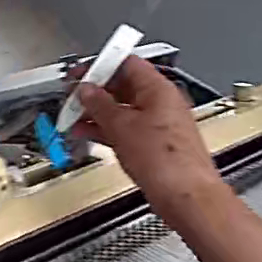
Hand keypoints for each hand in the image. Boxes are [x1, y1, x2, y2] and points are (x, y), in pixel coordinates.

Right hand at [69, 56, 222, 206]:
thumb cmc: (168, 163)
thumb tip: (87, 91)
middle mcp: (163, 103)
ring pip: (124, 109)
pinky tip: (90, 134)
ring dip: (98, 113)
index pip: (126, 62)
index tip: (80, 75)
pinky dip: (108, 130)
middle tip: (74, 97)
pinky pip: (128, 129)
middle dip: (96, 92)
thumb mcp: (121, 127)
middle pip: (124, 85)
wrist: (187, 198)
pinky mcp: (157, 145)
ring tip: (75, 118)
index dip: (100, 65)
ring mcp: (161, 124)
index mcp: (158, 88)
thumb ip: (100, 105)